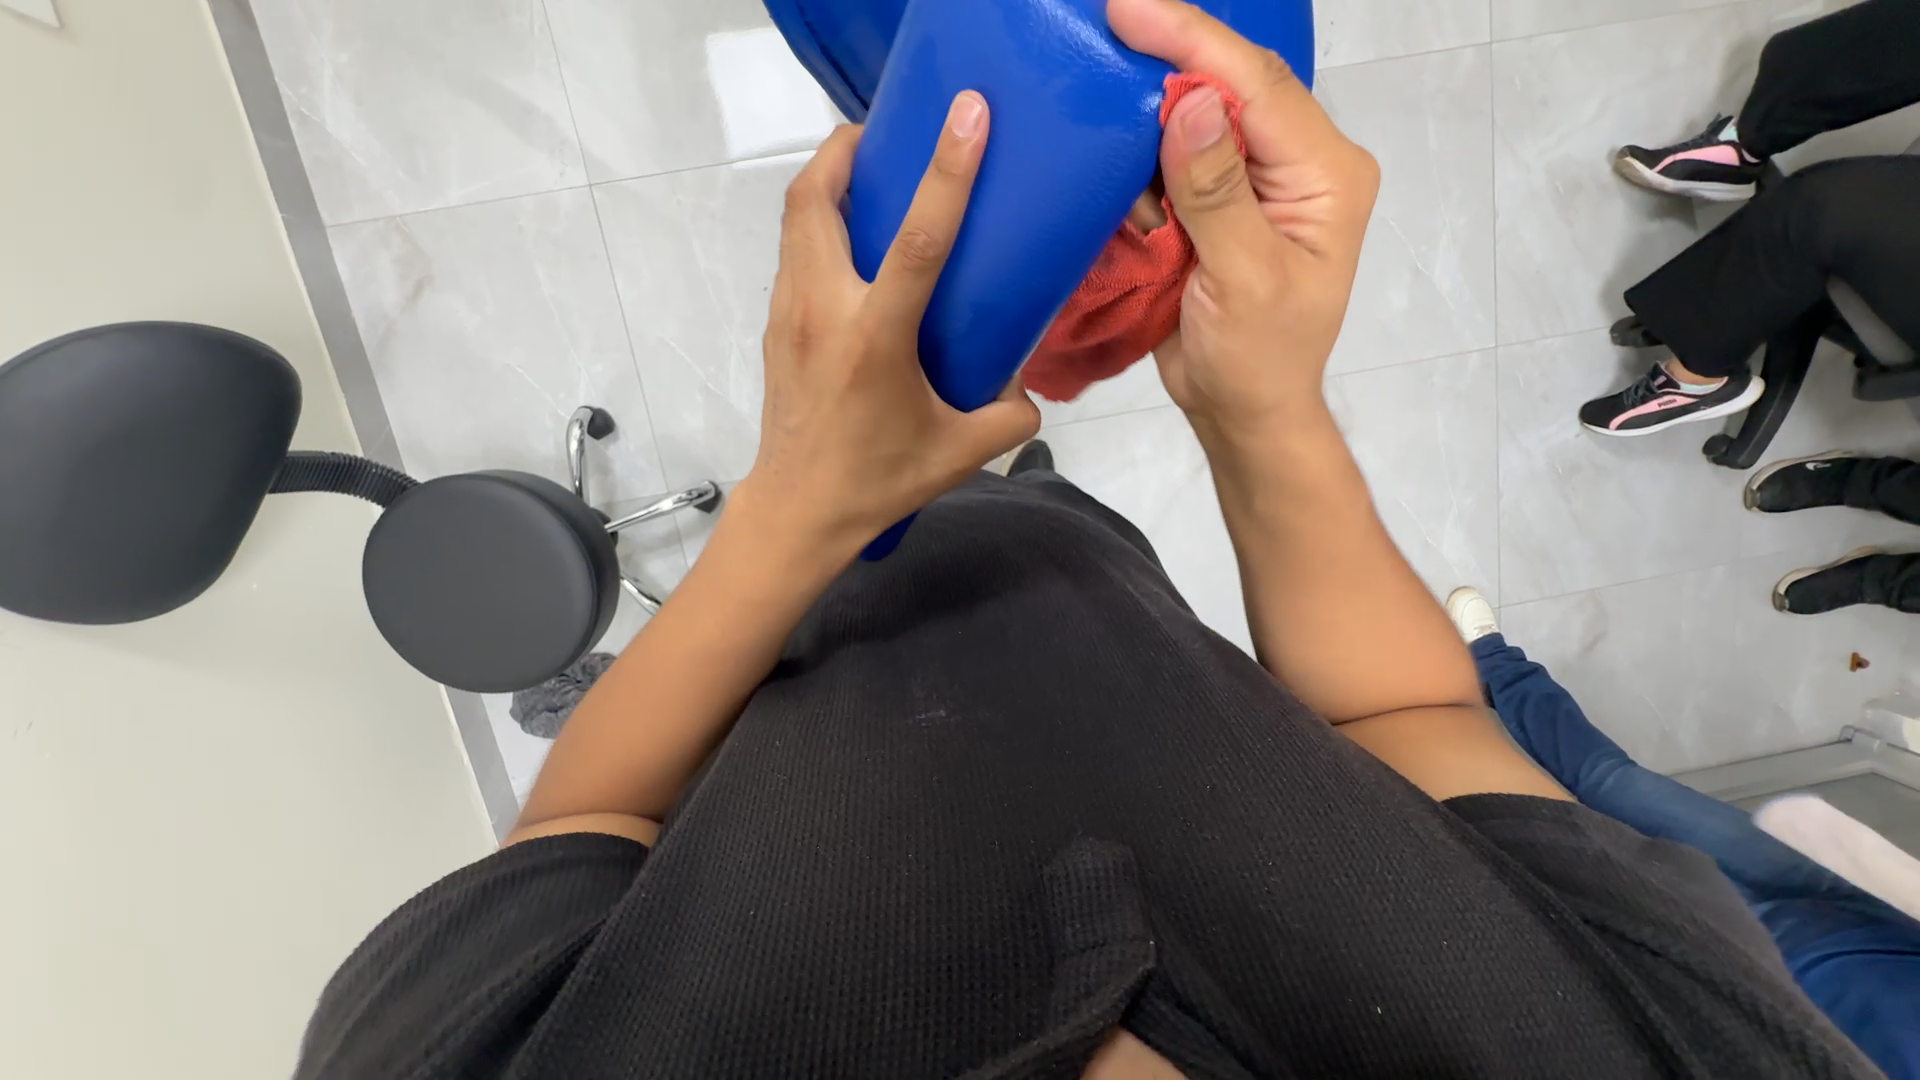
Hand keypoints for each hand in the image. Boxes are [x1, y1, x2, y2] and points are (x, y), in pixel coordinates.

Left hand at [743, 95, 1041, 558]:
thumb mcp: (960, 455)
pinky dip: (816, 224)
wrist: (799, 511)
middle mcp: (823, 312)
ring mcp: (789, 315)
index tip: (968, 114)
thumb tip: (1026, 387)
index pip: (917, 240)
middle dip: (847, 148)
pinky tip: (852, 245)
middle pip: (816, 197)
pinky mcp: (775, 326)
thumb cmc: (877, 482)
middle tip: (890, 135)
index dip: (947, 172)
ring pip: (795, 218)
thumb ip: (1010, 417)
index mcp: (875, 340)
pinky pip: (792, 252)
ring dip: (827, 181)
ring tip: (870, 175)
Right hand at [1107, 0, 1379, 444]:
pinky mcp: (1218, 209)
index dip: (1192, 43)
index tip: (1128, 10)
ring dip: (1150, 108)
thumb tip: (1191, 105)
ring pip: (1200, 122)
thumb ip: (1219, 194)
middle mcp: (1295, 167)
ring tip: (1100, 79)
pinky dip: (1143, 157)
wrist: (1241, 408)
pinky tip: (1113, 143)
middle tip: (1106, 30)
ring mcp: (1254, 187)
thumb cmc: (1257, 359)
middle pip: (1232, 89)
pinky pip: (1178, 164)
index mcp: (1324, 175)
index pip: (1257, 88)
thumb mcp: (1244, 281)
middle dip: (1171, 60)